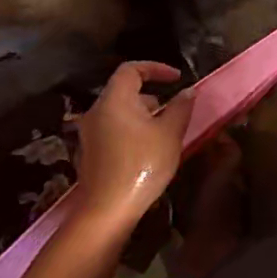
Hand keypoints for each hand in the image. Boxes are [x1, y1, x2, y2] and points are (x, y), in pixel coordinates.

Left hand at [74, 61, 194, 226]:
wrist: (108, 209)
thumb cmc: (143, 164)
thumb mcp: (170, 133)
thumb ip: (181, 107)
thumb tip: (188, 91)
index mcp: (114, 101)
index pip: (131, 69)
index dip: (155, 68)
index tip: (176, 78)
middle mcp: (96, 112)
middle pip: (123, 91)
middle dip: (151, 94)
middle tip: (174, 109)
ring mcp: (89, 133)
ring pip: (119, 112)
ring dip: (142, 114)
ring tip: (165, 130)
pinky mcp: (89, 152)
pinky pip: (113, 129)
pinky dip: (131, 129)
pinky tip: (147, 149)